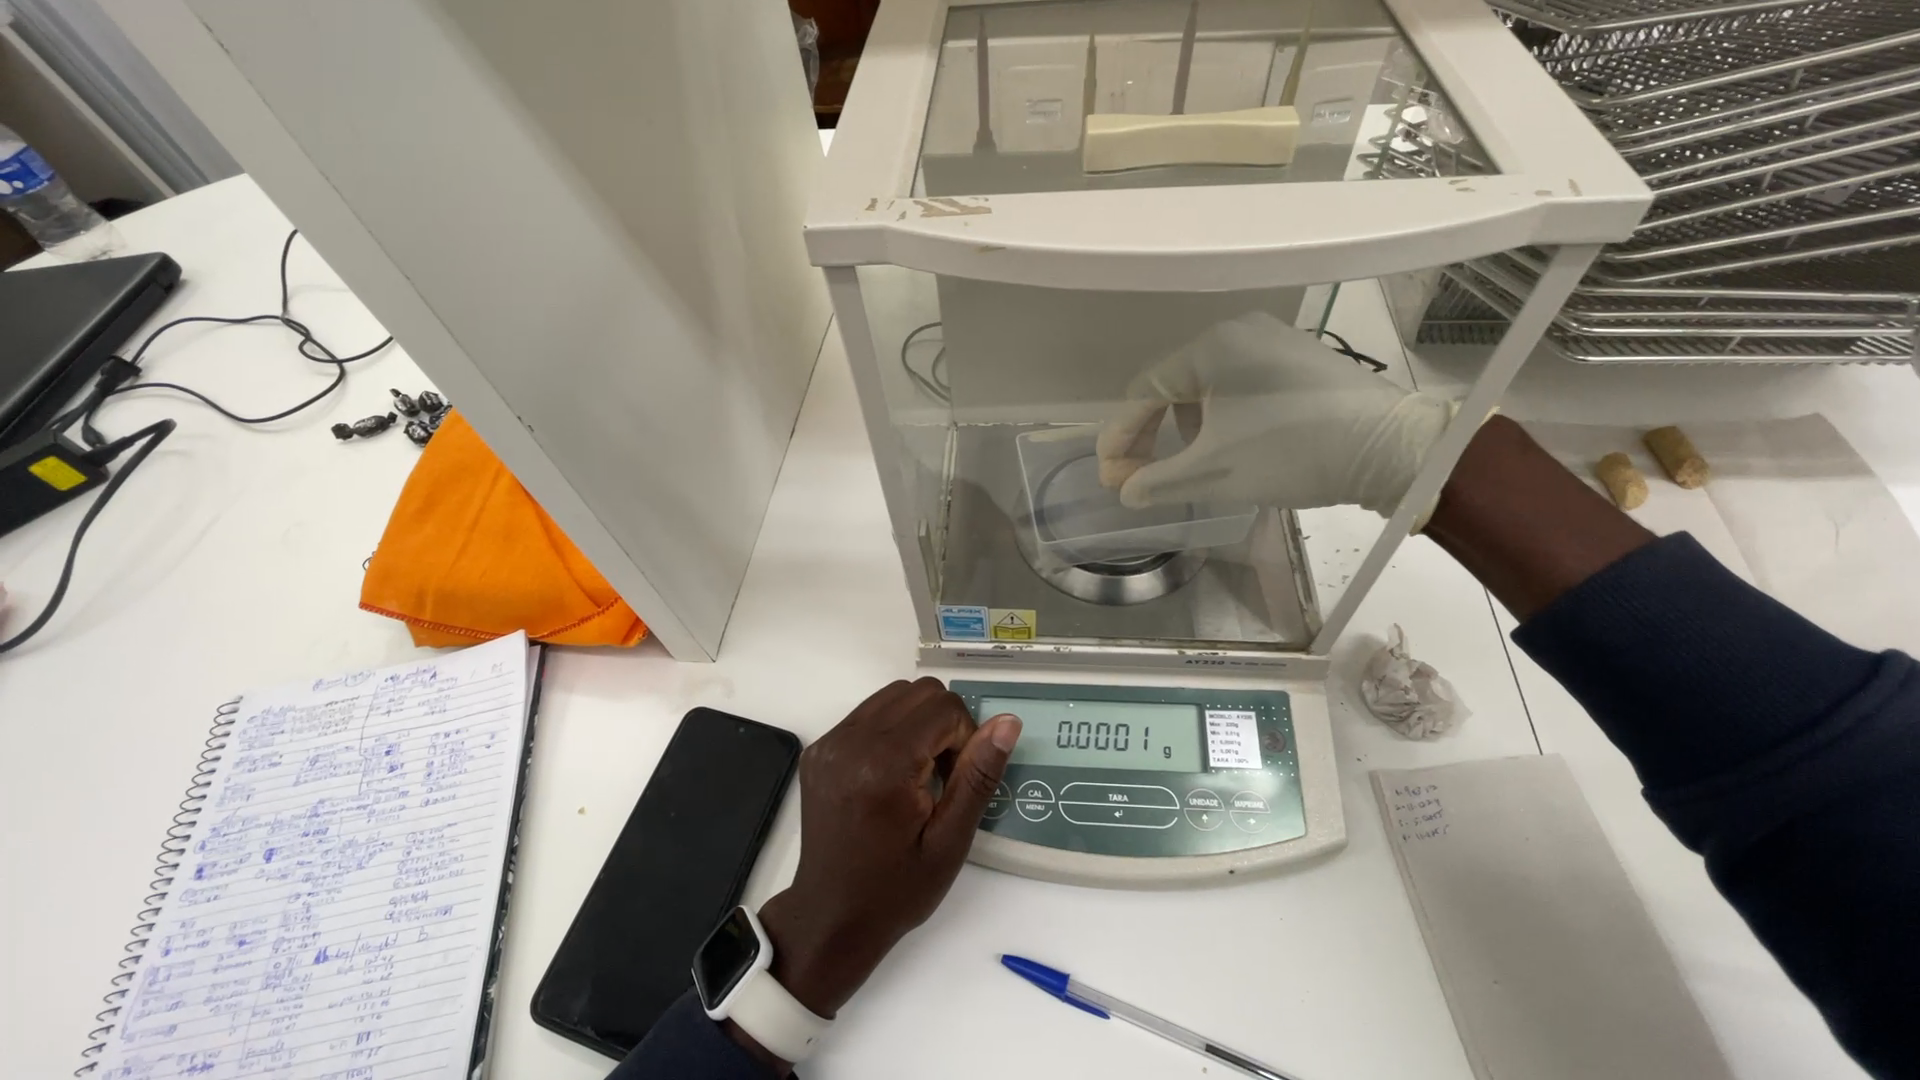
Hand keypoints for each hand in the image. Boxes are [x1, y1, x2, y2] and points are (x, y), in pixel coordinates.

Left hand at [758, 679, 1019, 1020]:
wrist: (832, 917)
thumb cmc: (897, 889)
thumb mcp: (950, 840)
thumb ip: (978, 775)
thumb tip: (1007, 722)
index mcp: (884, 765)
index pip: (944, 707)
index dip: (964, 738)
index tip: (955, 782)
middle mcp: (851, 742)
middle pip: (919, 691)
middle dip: (943, 725)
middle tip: (940, 779)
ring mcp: (829, 743)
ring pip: (893, 695)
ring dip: (917, 723)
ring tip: (917, 775)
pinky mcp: (819, 749)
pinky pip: (867, 713)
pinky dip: (890, 730)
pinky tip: (891, 776)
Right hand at [1096, 312, 1454, 515]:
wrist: (1392, 448)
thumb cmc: (1292, 452)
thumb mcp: (1215, 473)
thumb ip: (1157, 480)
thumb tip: (1126, 491)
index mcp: (1211, 347)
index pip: (1143, 391)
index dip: (1121, 438)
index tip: (1114, 479)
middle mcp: (1238, 332)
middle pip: (1172, 387)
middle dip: (1153, 435)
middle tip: (1145, 477)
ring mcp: (1273, 342)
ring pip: (1206, 387)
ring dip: (1188, 429)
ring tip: (1196, 465)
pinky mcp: (1299, 359)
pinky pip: (1239, 385)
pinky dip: (1223, 418)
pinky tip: (1235, 447)